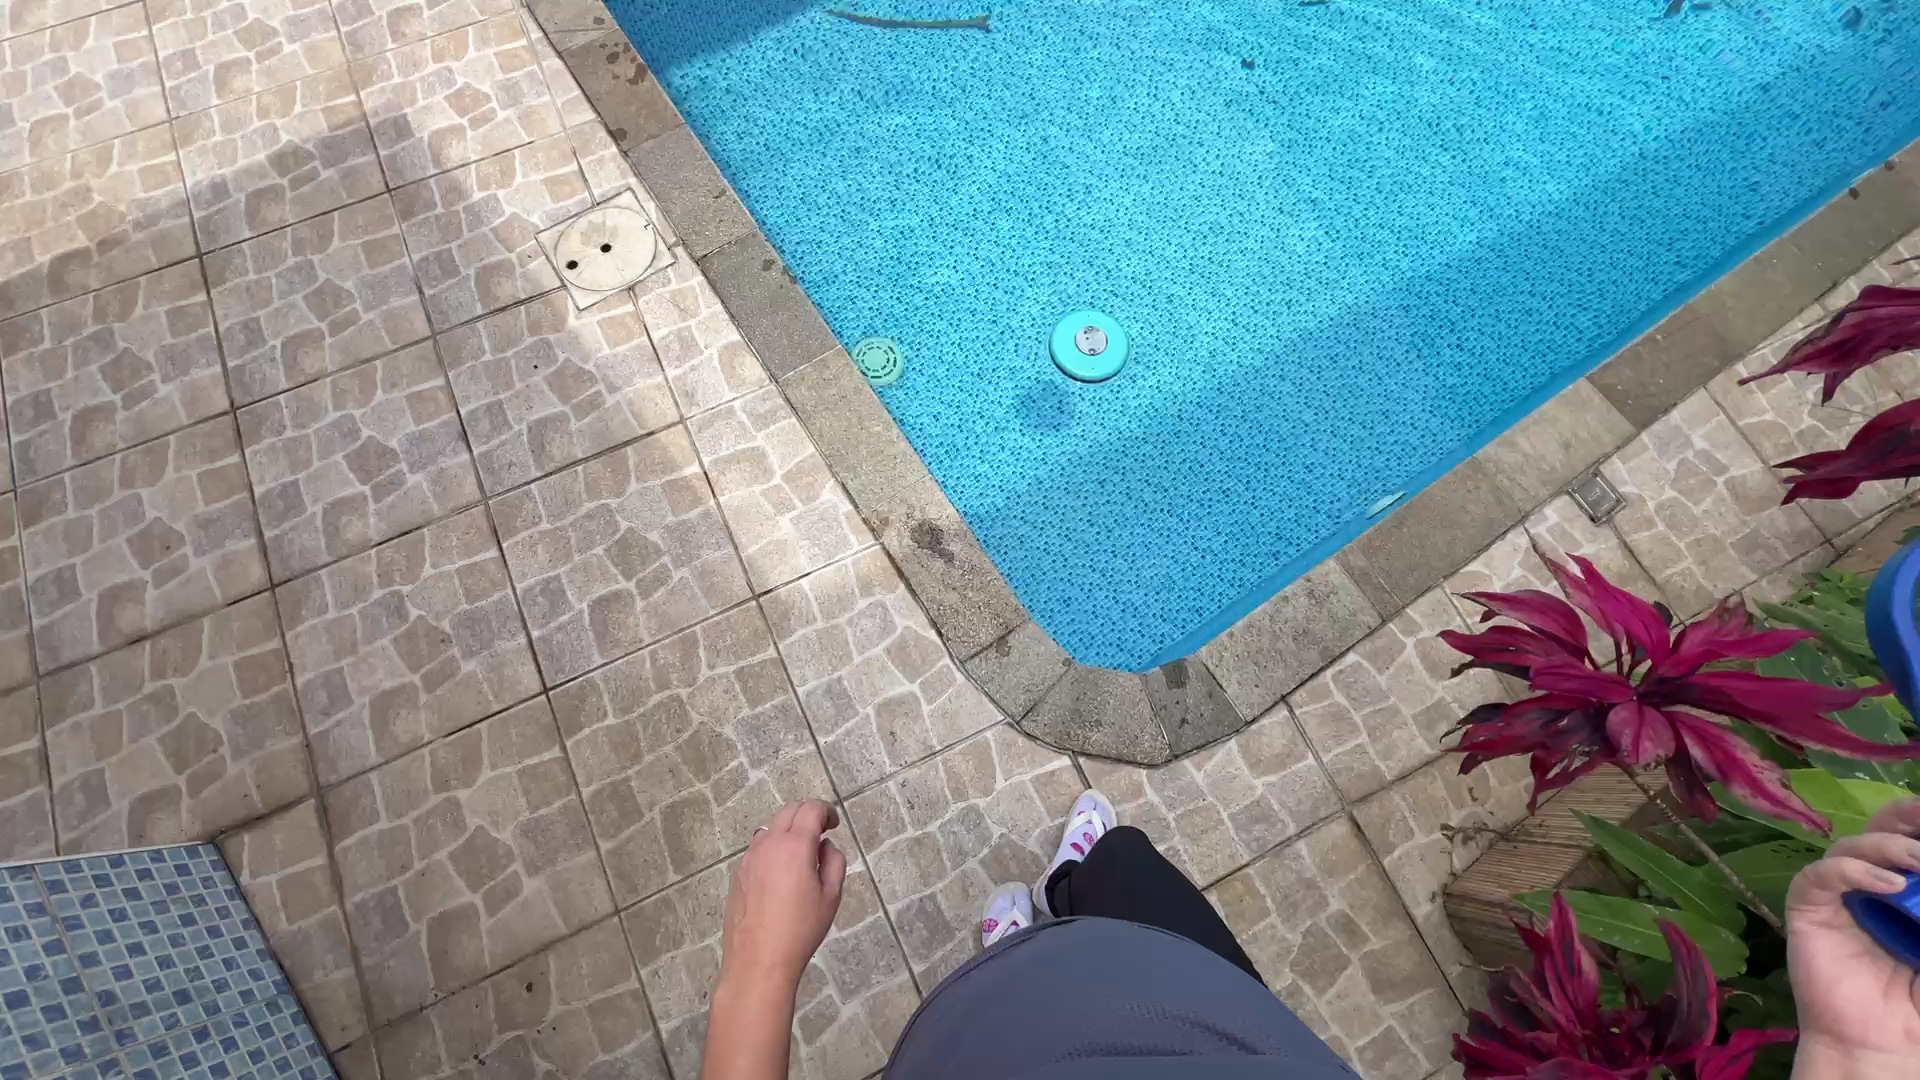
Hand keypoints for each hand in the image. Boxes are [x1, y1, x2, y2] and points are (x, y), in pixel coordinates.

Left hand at [700, 801, 847, 1079]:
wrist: (758, 962)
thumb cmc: (801, 930)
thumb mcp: (831, 896)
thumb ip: (834, 861)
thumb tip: (824, 846)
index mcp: (795, 845)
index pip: (811, 809)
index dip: (827, 811)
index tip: (834, 824)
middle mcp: (768, 843)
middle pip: (789, 810)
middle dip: (808, 814)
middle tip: (821, 832)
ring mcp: (749, 857)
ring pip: (771, 827)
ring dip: (788, 830)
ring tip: (801, 855)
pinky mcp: (738, 874)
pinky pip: (758, 848)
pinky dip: (773, 848)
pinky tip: (781, 875)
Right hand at [1786, 797, 1919, 1077]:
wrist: (1885, 1044)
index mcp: (1911, 895)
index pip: (1912, 846)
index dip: (1918, 823)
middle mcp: (1875, 886)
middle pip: (1879, 835)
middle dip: (1902, 821)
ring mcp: (1839, 896)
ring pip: (1849, 848)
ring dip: (1884, 846)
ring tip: (1916, 859)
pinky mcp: (1809, 906)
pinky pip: (1820, 876)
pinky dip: (1849, 871)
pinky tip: (1885, 882)